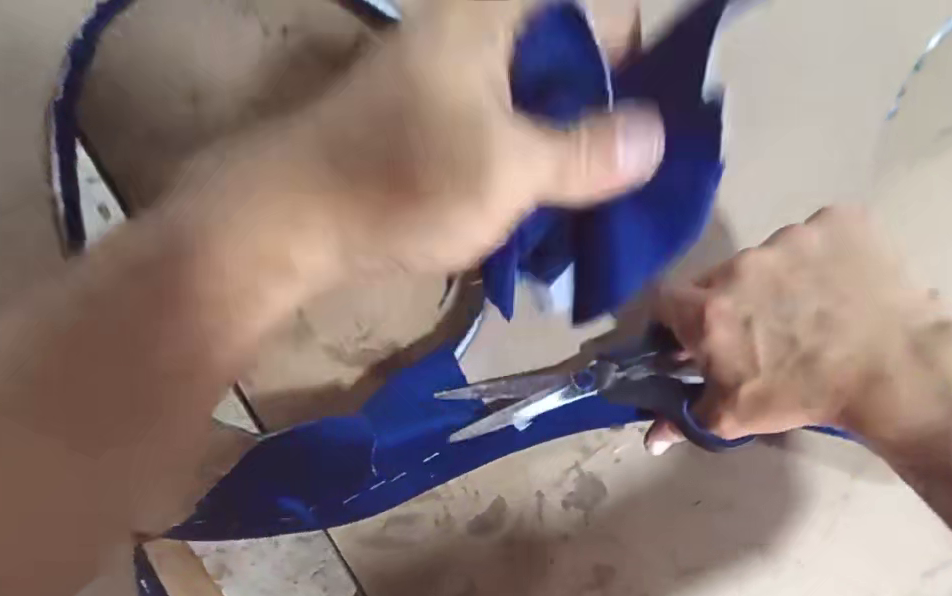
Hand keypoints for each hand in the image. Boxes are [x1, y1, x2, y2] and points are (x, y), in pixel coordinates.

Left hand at [226, 0, 665, 278]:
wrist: (297, 219)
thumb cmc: (403, 181)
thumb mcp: (508, 170)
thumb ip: (584, 154)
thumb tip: (655, 137)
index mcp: (495, 12)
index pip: (595, 7)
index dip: (630, 50)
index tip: (644, 113)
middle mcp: (470, 31)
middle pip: (561, 54)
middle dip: (596, 112)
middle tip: (616, 172)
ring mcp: (443, 80)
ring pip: (526, 100)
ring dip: (557, 147)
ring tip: (581, 200)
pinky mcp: (424, 126)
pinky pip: (492, 131)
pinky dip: (519, 164)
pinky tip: (531, 205)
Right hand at [646, 206, 951, 454]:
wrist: (894, 368)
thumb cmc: (802, 395)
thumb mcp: (732, 417)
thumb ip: (682, 420)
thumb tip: (651, 440)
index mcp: (708, 310)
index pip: (662, 300)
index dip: (671, 320)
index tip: (686, 339)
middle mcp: (742, 264)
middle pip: (715, 280)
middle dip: (724, 304)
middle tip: (751, 333)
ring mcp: (793, 237)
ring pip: (764, 258)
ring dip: (770, 281)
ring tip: (802, 311)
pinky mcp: (839, 221)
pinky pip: (812, 237)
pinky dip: (815, 259)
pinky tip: (834, 287)